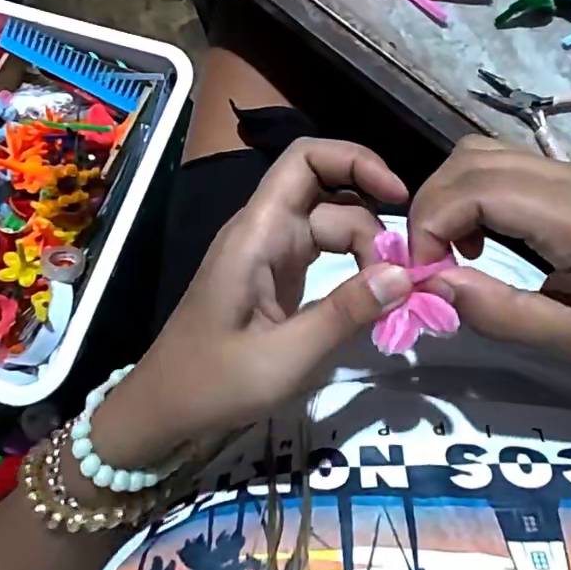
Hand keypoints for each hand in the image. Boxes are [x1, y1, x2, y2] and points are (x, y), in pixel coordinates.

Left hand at [94, 139, 415, 465]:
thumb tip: (404, 275)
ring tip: (395, 290)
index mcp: (258, 232)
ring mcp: (272, 251)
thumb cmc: (214, 382)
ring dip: (368, 248)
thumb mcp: (286, 356)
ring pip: (333, 223)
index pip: (305, 160)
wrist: (166, 409)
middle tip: (404, 271)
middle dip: (373, 221)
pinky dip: (356, 265)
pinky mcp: (280, 274)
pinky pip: (326, 251)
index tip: (398, 194)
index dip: (355, 160)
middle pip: (330, 194)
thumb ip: (345, 313)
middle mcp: (266, 230)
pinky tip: (376, 292)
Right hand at [408, 137, 570, 386]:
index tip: (422, 275)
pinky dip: (472, 193)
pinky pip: (504, 164)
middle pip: (473, 158)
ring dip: (450, 196)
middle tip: (428, 266)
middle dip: (431, 208)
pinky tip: (481, 238)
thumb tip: (432, 283)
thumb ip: (505, 316)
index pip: (481, 186)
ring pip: (483, 152)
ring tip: (453, 253)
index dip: (432, 222)